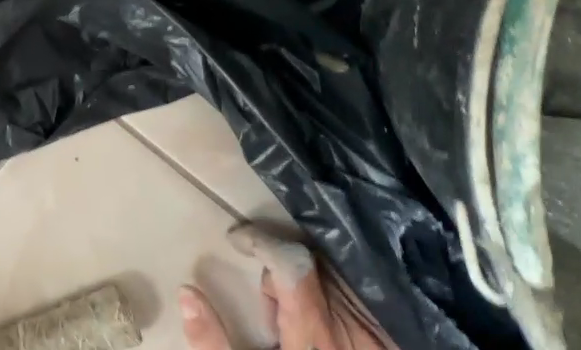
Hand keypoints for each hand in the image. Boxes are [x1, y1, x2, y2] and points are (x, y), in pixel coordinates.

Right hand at [180, 225, 396, 349]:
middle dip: (282, 274)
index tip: (238, 242)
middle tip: (270, 308)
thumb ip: (211, 344)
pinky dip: (338, 303)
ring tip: (298, 328)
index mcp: (314, 336)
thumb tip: (187, 293)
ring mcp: (380, 341)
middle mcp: (354, 331)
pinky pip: (365, 303)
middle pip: (313, 266)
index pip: (291, 264)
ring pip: (341, 281)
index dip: (261, 242)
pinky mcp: (393, 345)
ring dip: (310, 287)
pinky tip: (325, 333)